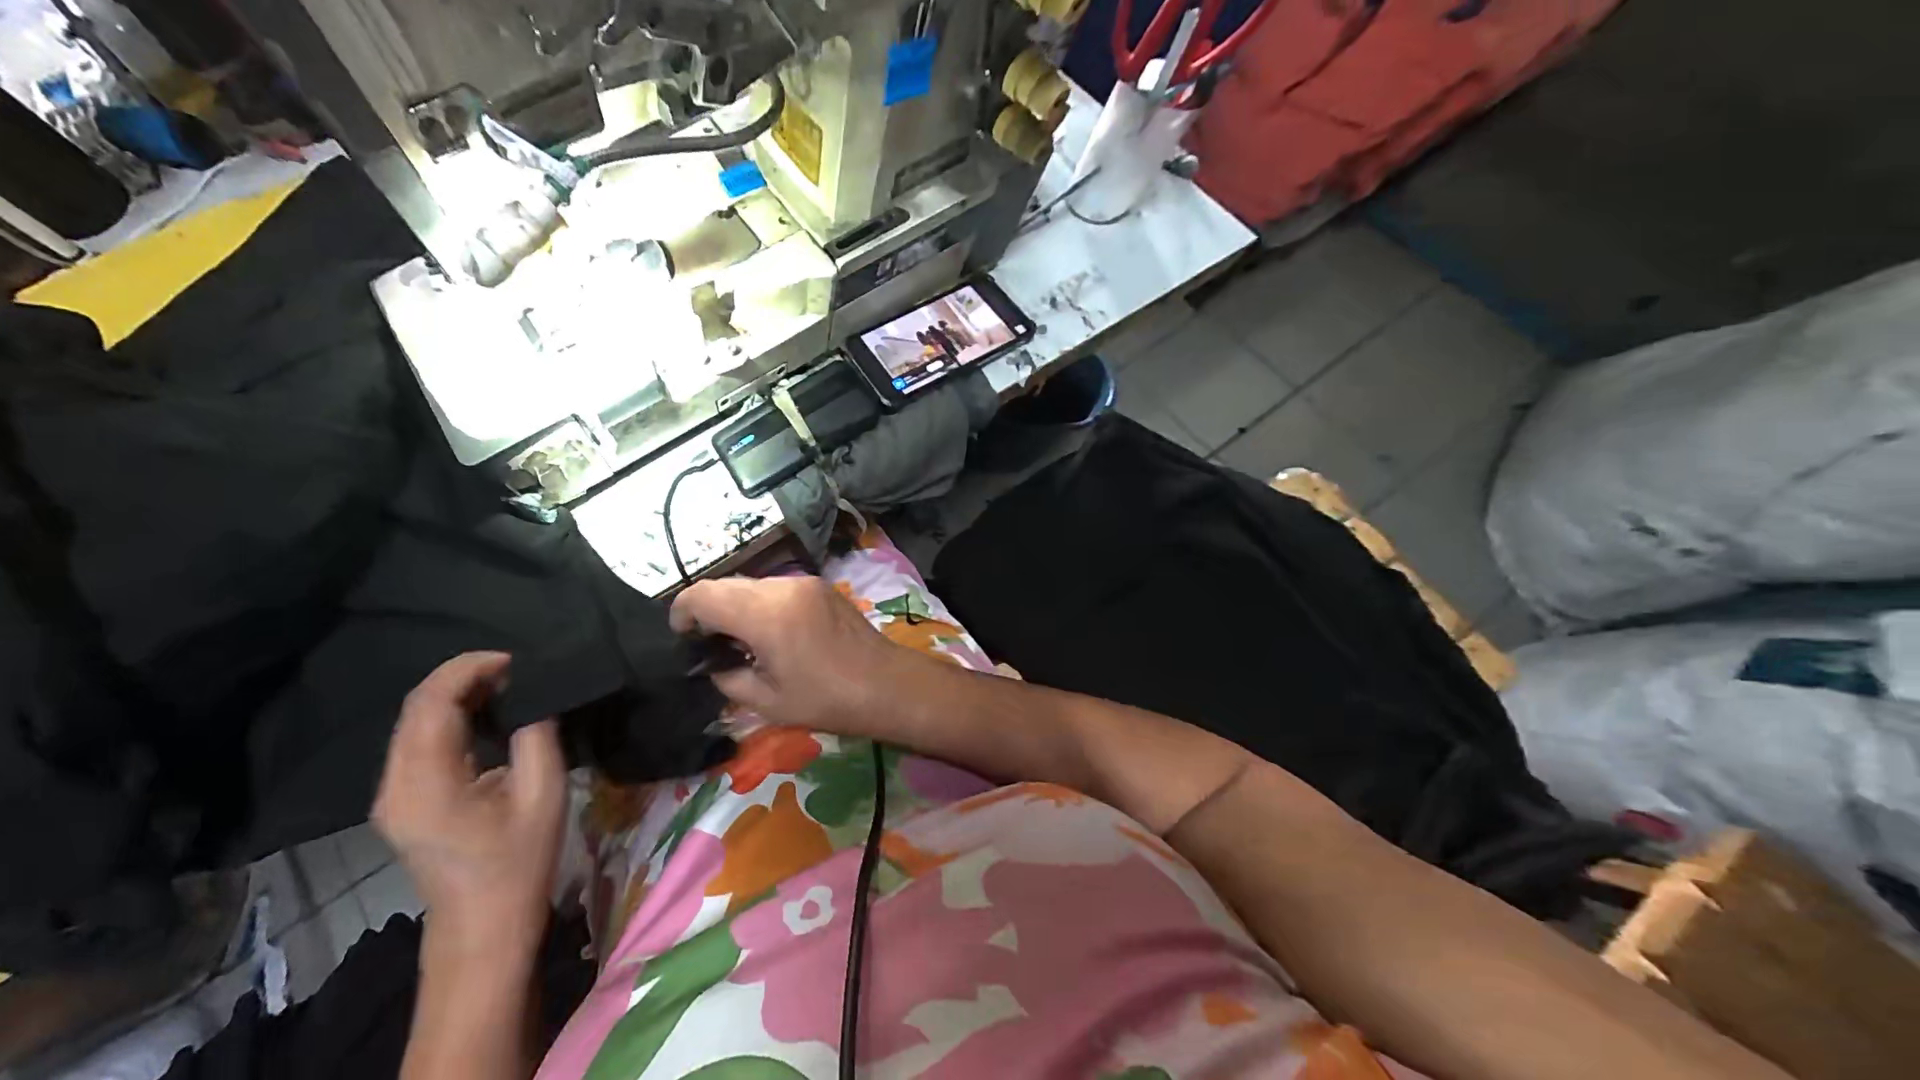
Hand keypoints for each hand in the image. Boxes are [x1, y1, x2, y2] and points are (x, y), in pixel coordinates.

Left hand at [373, 652, 565, 960]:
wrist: (482, 924)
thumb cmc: (518, 863)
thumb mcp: (543, 795)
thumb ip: (537, 737)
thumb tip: (535, 698)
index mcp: (425, 785)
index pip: (430, 704)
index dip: (468, 670)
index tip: (514, 660)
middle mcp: (394, 785)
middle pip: (416, 708)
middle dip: (464, 677)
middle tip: (515, 668)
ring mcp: (391, 795)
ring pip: (414, 722)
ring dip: (457, 695)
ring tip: (507, 685)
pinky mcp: (401, 800)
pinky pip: (418, 742)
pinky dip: (452, 717)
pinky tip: (488, 714)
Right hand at [670, 575, 923, 733]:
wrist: (886, 684)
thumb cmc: (826, 699)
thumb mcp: (766, 701)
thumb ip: (728, 676)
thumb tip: (714, 662)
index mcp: (764, 613)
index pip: (703, 594)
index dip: (682, 612)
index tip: (683, 638)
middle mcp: (783, 587)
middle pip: (725, 584)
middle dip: (708, 609)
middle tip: (710, 644)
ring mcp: (805, 582)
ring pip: (751, 584)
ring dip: (736, 606)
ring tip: (742, 641)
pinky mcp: (820, 586)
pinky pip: (777, 588)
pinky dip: (762, 604)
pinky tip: (771, 633)